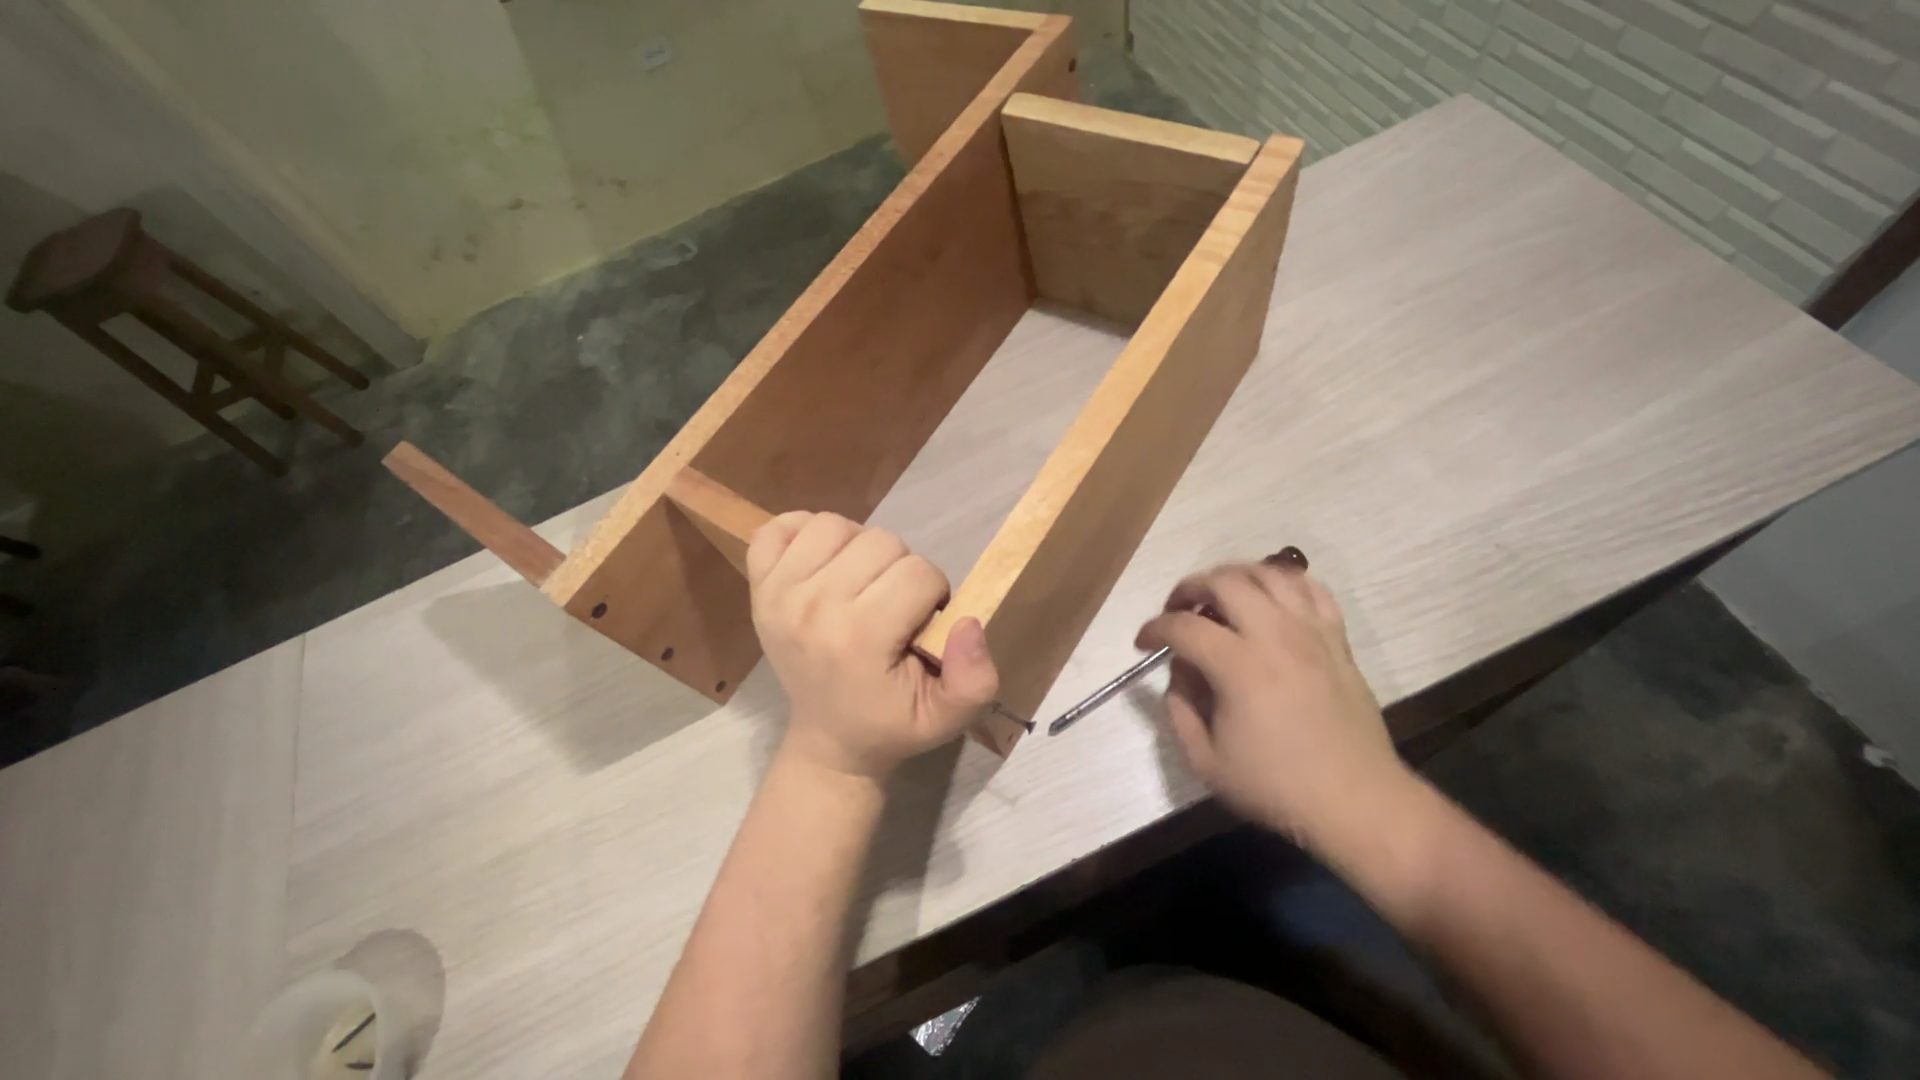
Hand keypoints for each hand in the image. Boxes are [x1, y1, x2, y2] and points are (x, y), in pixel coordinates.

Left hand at [747, 512, 999, 781]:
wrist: (829, 739)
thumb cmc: (892, 723)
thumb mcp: (946, 717)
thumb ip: (974, 678)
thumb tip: (967, 622)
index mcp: (859, 638)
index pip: (920, 573)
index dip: (935, 593)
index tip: (923, 624)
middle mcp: (814, 608)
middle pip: (882, 541)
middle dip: (901, 570)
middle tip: (894, 606)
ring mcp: (780, 593)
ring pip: (837, 525)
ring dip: (859, 548)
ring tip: (863, 584)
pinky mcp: (760, 585)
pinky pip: (781, 526)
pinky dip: (806, 535)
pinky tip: (824, 565)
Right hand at [1136, 560, 1411, 853]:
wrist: (1355, 800)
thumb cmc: (1275, 786)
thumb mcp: (1205, 761)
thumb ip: (1180, 709)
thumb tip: (1180, 671)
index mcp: (1238, 667)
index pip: (1183, 626)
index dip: (1154, 628)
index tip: (1143, 643)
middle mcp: (1275, 636)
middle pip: (1224, 582)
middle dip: (1190, 587)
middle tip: (1177, 610)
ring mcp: (1311, 632)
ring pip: (1269, 573)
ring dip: (1235, 576)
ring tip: (1220, 598)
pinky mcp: (1338, 639)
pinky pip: (1311, 588)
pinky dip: (1284, 583)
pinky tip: (1270, 601)